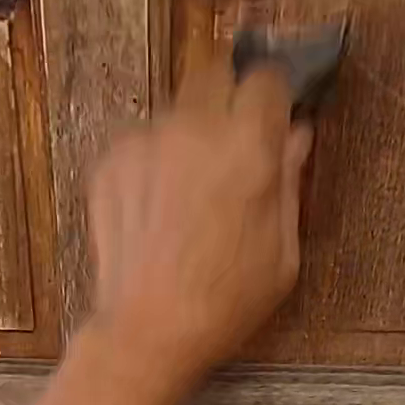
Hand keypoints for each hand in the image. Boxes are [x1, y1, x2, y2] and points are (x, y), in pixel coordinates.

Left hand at [86, 63, 313, 380]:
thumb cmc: (224, 305)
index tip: (270, 124)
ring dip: (186, 135)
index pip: (266, 78)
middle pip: (214, 73)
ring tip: (185, 196)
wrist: (147, 332)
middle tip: (228, 148)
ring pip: (173, 111)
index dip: (271, 100)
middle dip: (227, 99)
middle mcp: (193, 129)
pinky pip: (138, 143)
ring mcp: (143, 143)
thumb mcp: (282, 255)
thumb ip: (291, 184)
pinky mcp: (108, 164)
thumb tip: (297, 135)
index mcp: (248, 147)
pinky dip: (150, 163)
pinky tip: (154, 212)